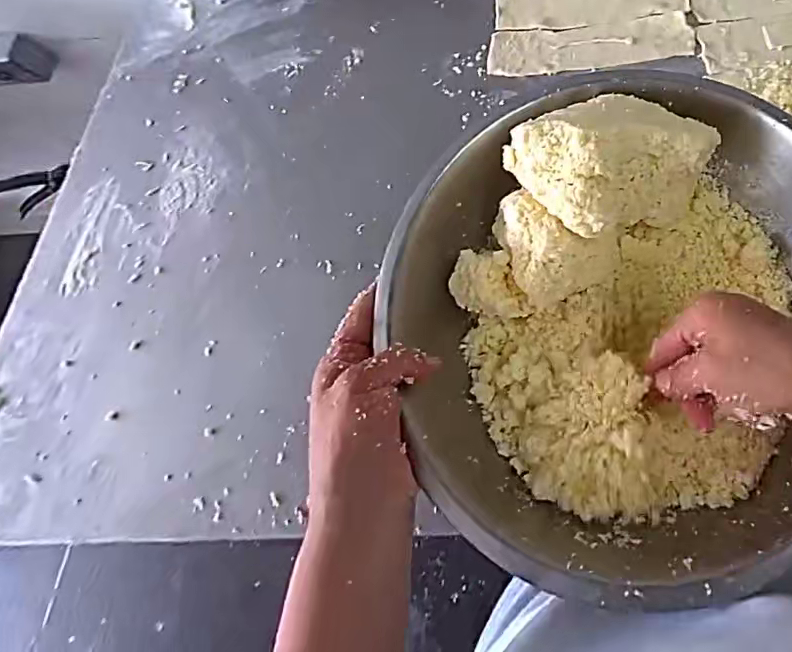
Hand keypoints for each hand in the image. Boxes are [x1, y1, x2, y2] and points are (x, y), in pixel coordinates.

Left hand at [307, 284, 438, 516]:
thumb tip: (426, 362)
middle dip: (411, 325)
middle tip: (444, 306)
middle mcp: (357, 378)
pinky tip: (453, 373)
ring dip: (425, 356)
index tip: (412, 276)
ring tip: (454, 334)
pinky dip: (434, 382)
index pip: (361, 315)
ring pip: (407, 365)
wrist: (363, 517)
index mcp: (337, 364)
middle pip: (388, 338)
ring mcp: (381, 402)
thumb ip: (392, 361)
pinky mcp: (403, 424)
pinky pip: (421, 391)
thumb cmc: (351, 452)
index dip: (384, 294)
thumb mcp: (361, 388)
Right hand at [645, 291, 791, 431]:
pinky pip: (736, 364)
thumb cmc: (761, 372)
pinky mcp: (766, 344)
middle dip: (690, 388)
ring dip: (712, 391)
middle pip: (689, 352)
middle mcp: (721, 310)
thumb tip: (660, 382)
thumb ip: (677, 379)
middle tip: (698, 421)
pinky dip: (733, 386)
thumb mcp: (709, 376)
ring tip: (723, 417)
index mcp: (702, 309)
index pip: (666, 341)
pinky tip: (746, 407)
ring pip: (713, 362)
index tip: (653, 400)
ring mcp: (746, 325)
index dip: (657, 372)